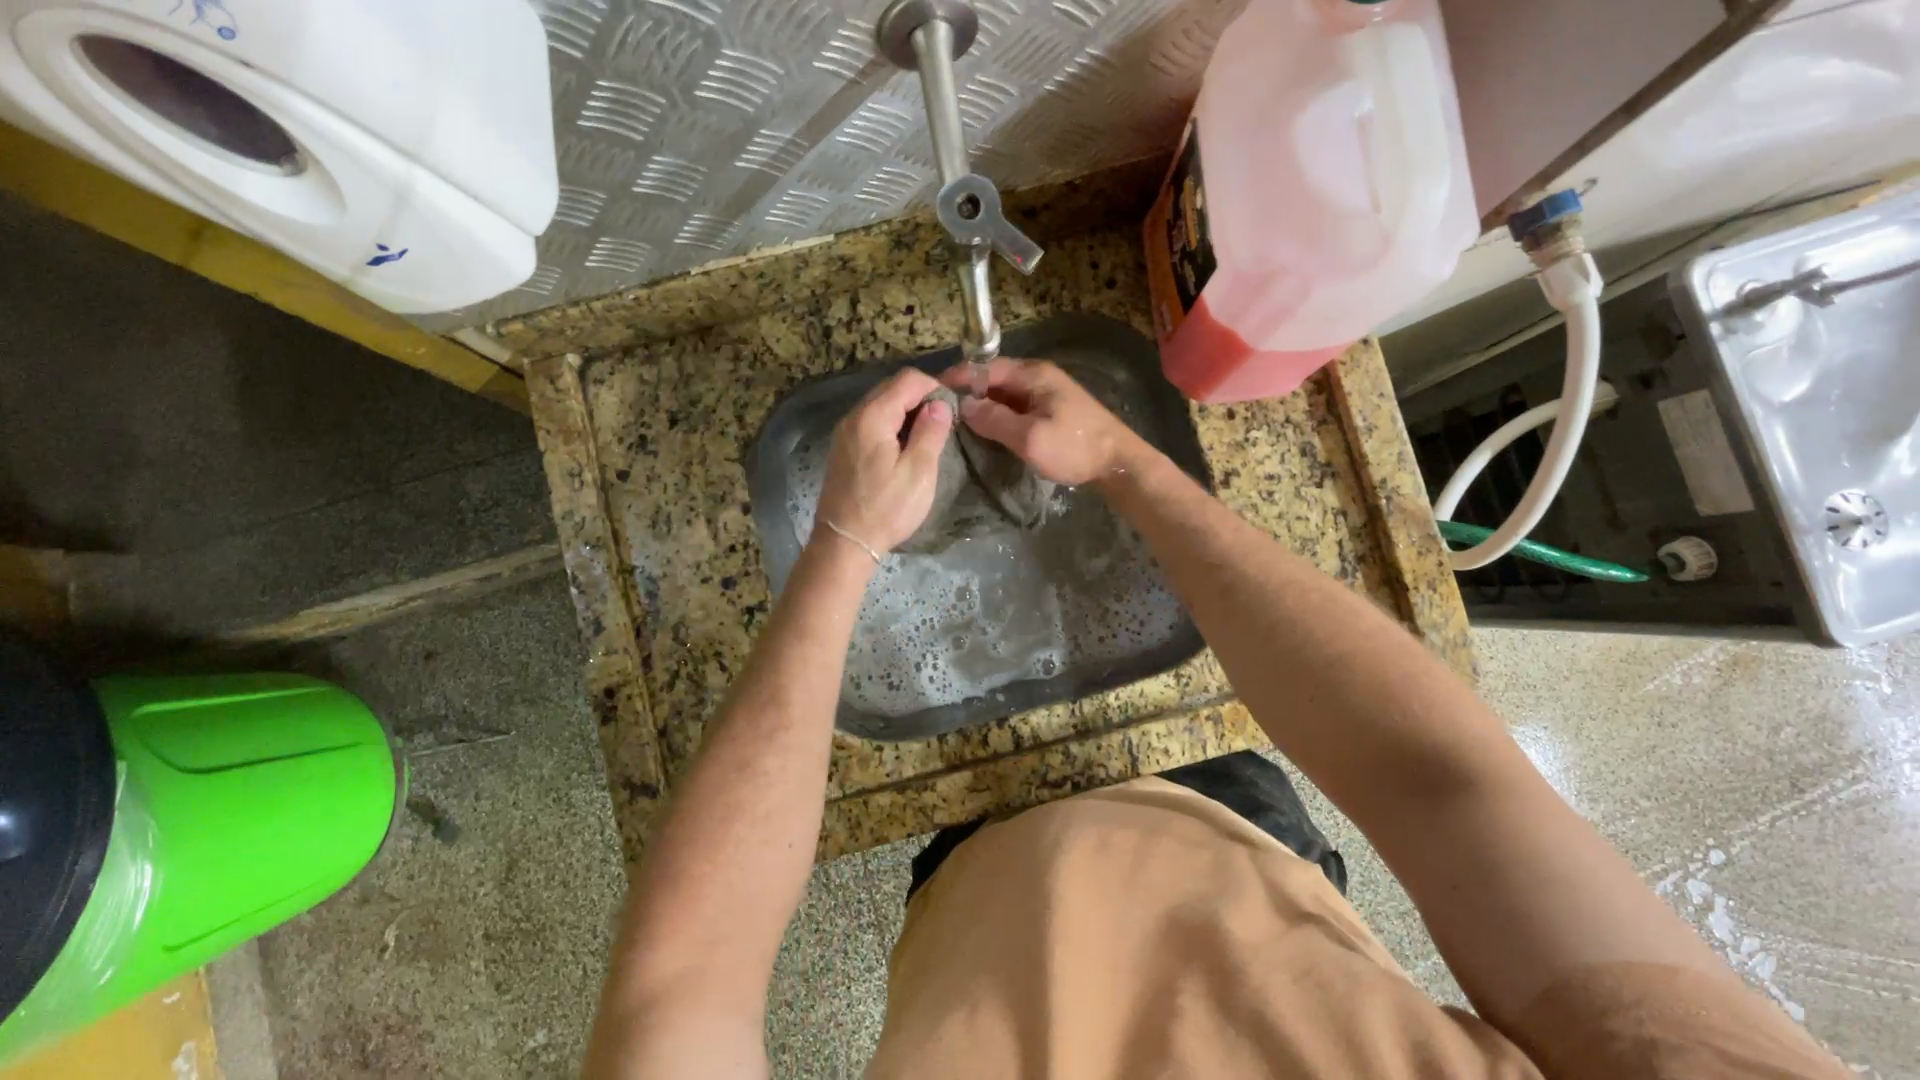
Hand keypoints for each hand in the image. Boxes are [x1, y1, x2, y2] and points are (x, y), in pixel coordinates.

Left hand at [815, 368, 952, 554]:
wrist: (843, 542)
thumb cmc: (885, 510)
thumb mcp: (918, 473)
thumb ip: (930, 432)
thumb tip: (940, 404)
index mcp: (872, 417)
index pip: (907, 380)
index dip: (934, 386)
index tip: (953, 408)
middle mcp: (853, 417)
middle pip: (890, 388)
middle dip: (920, 397)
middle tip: (943, 422)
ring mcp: (844, 432)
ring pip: (879, 405)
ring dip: (905, 412)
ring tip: (926, 435)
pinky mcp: (842, 449)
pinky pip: (870, 422)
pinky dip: (890, 425)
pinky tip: (903, 448)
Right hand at [942, 358, 1146, 485]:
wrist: (1118, 463)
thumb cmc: (1074, 448)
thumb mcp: (1029, 437)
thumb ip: (994, 419)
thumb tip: (964, 406)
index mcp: (1032, 375)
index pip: (984, 367)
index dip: (957, 378)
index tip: (931, 392)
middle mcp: (1038, 377)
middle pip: (993, 378)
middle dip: (967, 392)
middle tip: (940, 412)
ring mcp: (1047, 392)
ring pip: (1004, 394)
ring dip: (983, 405)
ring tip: (957, 424)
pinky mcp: (1052, 409)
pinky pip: (1016, 406)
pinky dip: (999, 415)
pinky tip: (987, 431)